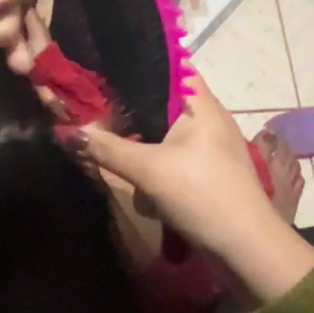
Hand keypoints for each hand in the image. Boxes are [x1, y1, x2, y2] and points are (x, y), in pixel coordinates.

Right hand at [82, 77, 313, 301]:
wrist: (245, 247)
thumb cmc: (201, 194)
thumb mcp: (148, 169)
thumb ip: (107, 148)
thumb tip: (68, 132)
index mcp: (200, 104)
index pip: (169, 66)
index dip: (138, 65)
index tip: (103, 71)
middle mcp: (207, 119)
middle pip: (160, 105)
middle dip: (129, 117)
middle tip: (95, 121)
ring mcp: (209, 148)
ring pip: (162, 137)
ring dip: (141, 153)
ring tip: (116, 161)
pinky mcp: (207, 174)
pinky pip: (171, 162)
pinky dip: (155, 173)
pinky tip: (144, 192)